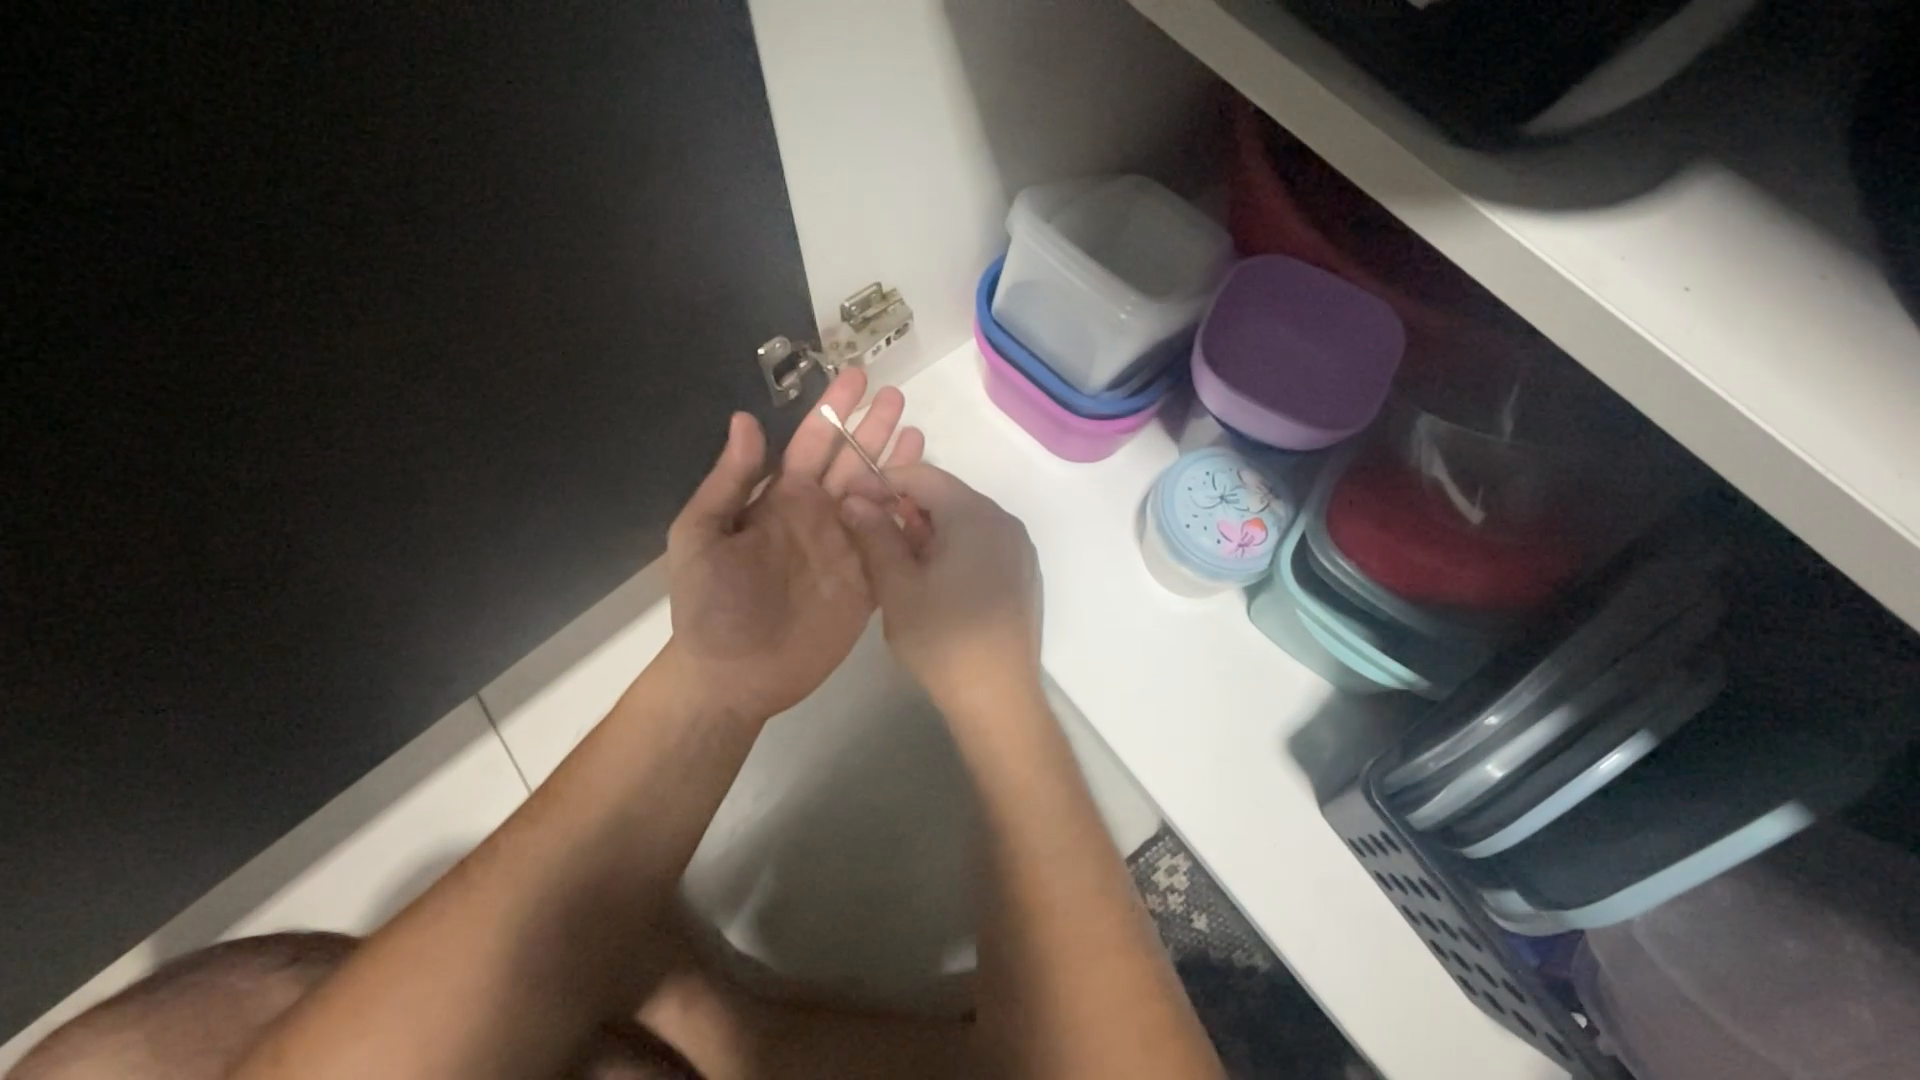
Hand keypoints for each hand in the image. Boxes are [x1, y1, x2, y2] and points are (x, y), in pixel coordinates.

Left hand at [666, 370, 922, 720]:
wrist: (733, 675)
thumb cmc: (710, 606)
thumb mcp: (701, 536)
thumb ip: (729, 482)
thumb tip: (745, 419)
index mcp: (780, 500)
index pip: (811, 444)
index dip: (833, 411)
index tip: (856, 377)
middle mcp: (816, 516)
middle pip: (851, 462)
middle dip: (873, 428)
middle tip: (898, 395)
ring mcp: (844, 549)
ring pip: (876, 497)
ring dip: (896, 465)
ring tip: (918, 433)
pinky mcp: (865, 584)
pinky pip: (891, 544)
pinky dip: (909, 519)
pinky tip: (928, 497)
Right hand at [839, 465, 1042, 714]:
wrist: (998, 698)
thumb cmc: (943, 639)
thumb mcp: (898, 587)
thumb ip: (876, 535)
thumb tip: (855, 500)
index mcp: (976, 515)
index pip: (922, 475)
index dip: (880, 481)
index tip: (848, 499)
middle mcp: (1005, 521)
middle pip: (946, 496)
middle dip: (904, 508)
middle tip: (868, 534)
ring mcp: (1019, 549)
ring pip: (964, 521)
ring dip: (926, 531)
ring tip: (896, 563)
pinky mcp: (1023, 574)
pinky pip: (981, 544)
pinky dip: (951, 549)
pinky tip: (932, 583)